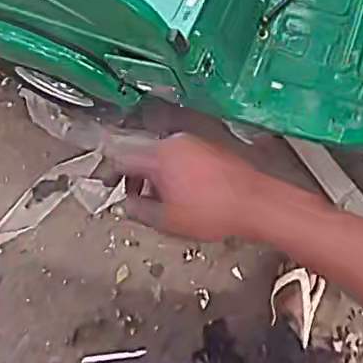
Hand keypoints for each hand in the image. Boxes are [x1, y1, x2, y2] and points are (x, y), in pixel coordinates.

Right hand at [107, 133, 288, 242]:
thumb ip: (139, 210)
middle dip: (135, 178)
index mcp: (160, 155)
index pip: (123, 157)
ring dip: (155, 177)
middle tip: (135, 199)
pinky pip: (181, 156)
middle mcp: (176, 142)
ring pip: (162, 156)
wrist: (255, 203)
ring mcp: (195, 142)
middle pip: (142, 155)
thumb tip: (125, 206)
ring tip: (161, 202)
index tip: (107, 186)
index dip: (110, 174)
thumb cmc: (214, 211)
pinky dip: (174, 172)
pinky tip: (182, 194)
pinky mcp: (209, 148)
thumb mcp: (168, 220)